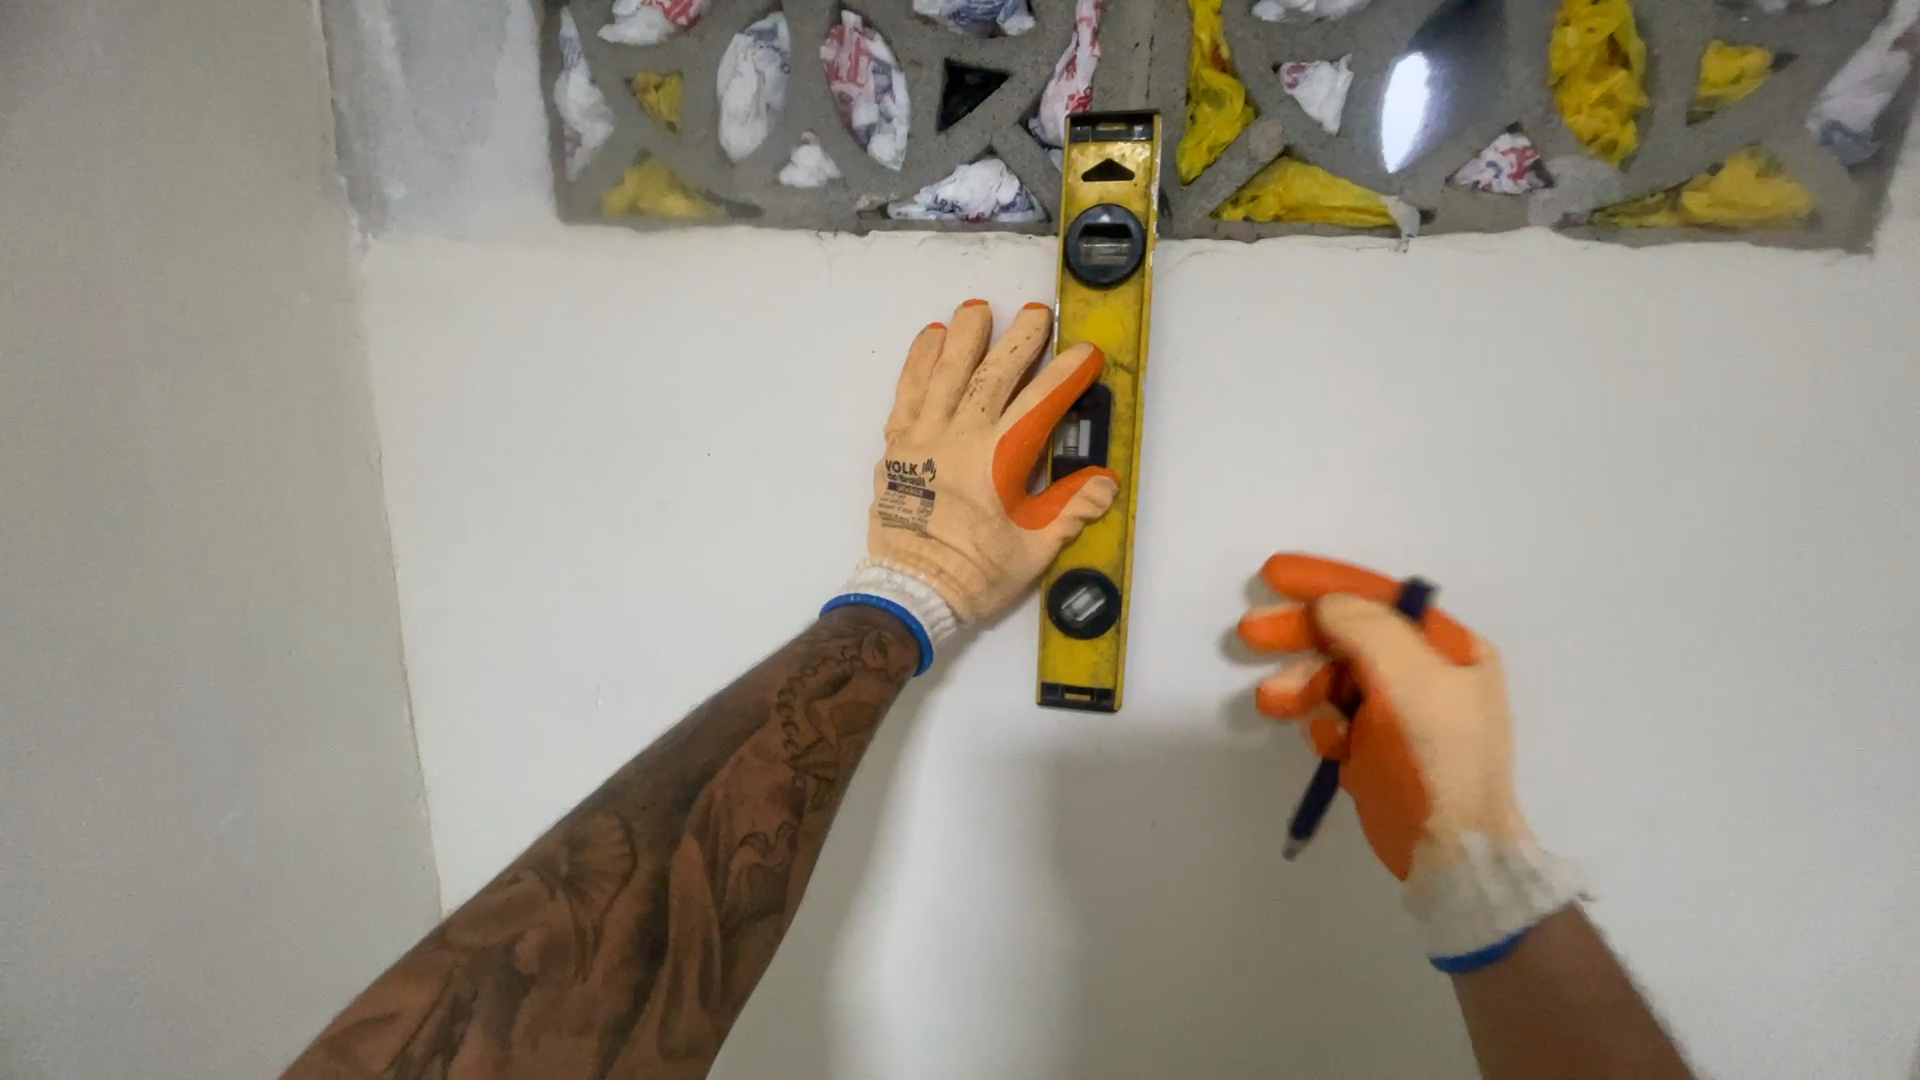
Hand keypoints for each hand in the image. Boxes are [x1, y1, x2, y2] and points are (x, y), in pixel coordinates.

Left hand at [830, 300, 1119, 669]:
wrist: (911, 591)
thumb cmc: (977, 572)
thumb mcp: (1035, 549)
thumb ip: (1071, 510)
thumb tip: (1106, 482)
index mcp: (997, 461)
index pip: (1040, 404)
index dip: (1066, 374)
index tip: (1085, 352)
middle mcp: (958, 437)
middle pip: (991, 376)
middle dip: (1018, 341)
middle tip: (1037, 312)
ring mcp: (922, 438)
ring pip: (944, 374)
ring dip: (963, 338)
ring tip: (978, 308)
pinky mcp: (896, 446)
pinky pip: (907, 393)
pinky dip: (919, 363)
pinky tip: (929, 338)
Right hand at [1238, 554, 1580, 969]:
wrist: (1449, 853)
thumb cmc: (1436, 758)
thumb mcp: (1408, 682)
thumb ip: (1366, 630)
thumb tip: (1328, 605)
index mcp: (1447, 648)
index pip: (1378, 597)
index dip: (1324, 581)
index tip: (1272, 574)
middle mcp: (1423, 672)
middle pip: (1347, 635)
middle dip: (1298, 634)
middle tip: (1249, 633)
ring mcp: (1398, 710)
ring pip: (1332, 677)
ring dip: (1299, 685)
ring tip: (1271, 702)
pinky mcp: (1375, 743)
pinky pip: (1334, 716)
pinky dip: (1322, 724)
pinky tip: (1328, 744)